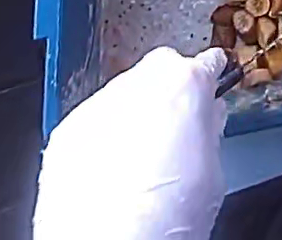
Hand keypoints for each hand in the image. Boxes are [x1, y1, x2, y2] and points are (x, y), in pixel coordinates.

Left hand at [34, 46, 228, 239]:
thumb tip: (206, 119)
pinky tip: (106, 174)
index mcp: (189, 83)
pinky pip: (92, 123)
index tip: (210, 90)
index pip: (209, 62)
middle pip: (163, 68)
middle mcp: (145, 81)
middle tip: (171, 130)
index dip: (212, 78)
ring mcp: (102, 103)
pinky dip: (100, 140)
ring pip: (125, 95)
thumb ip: (210, 131)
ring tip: (134, 161)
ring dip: (132, 115)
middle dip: (168, 90)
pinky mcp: (67, 132)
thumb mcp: (213, 171)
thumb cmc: (167, 218)